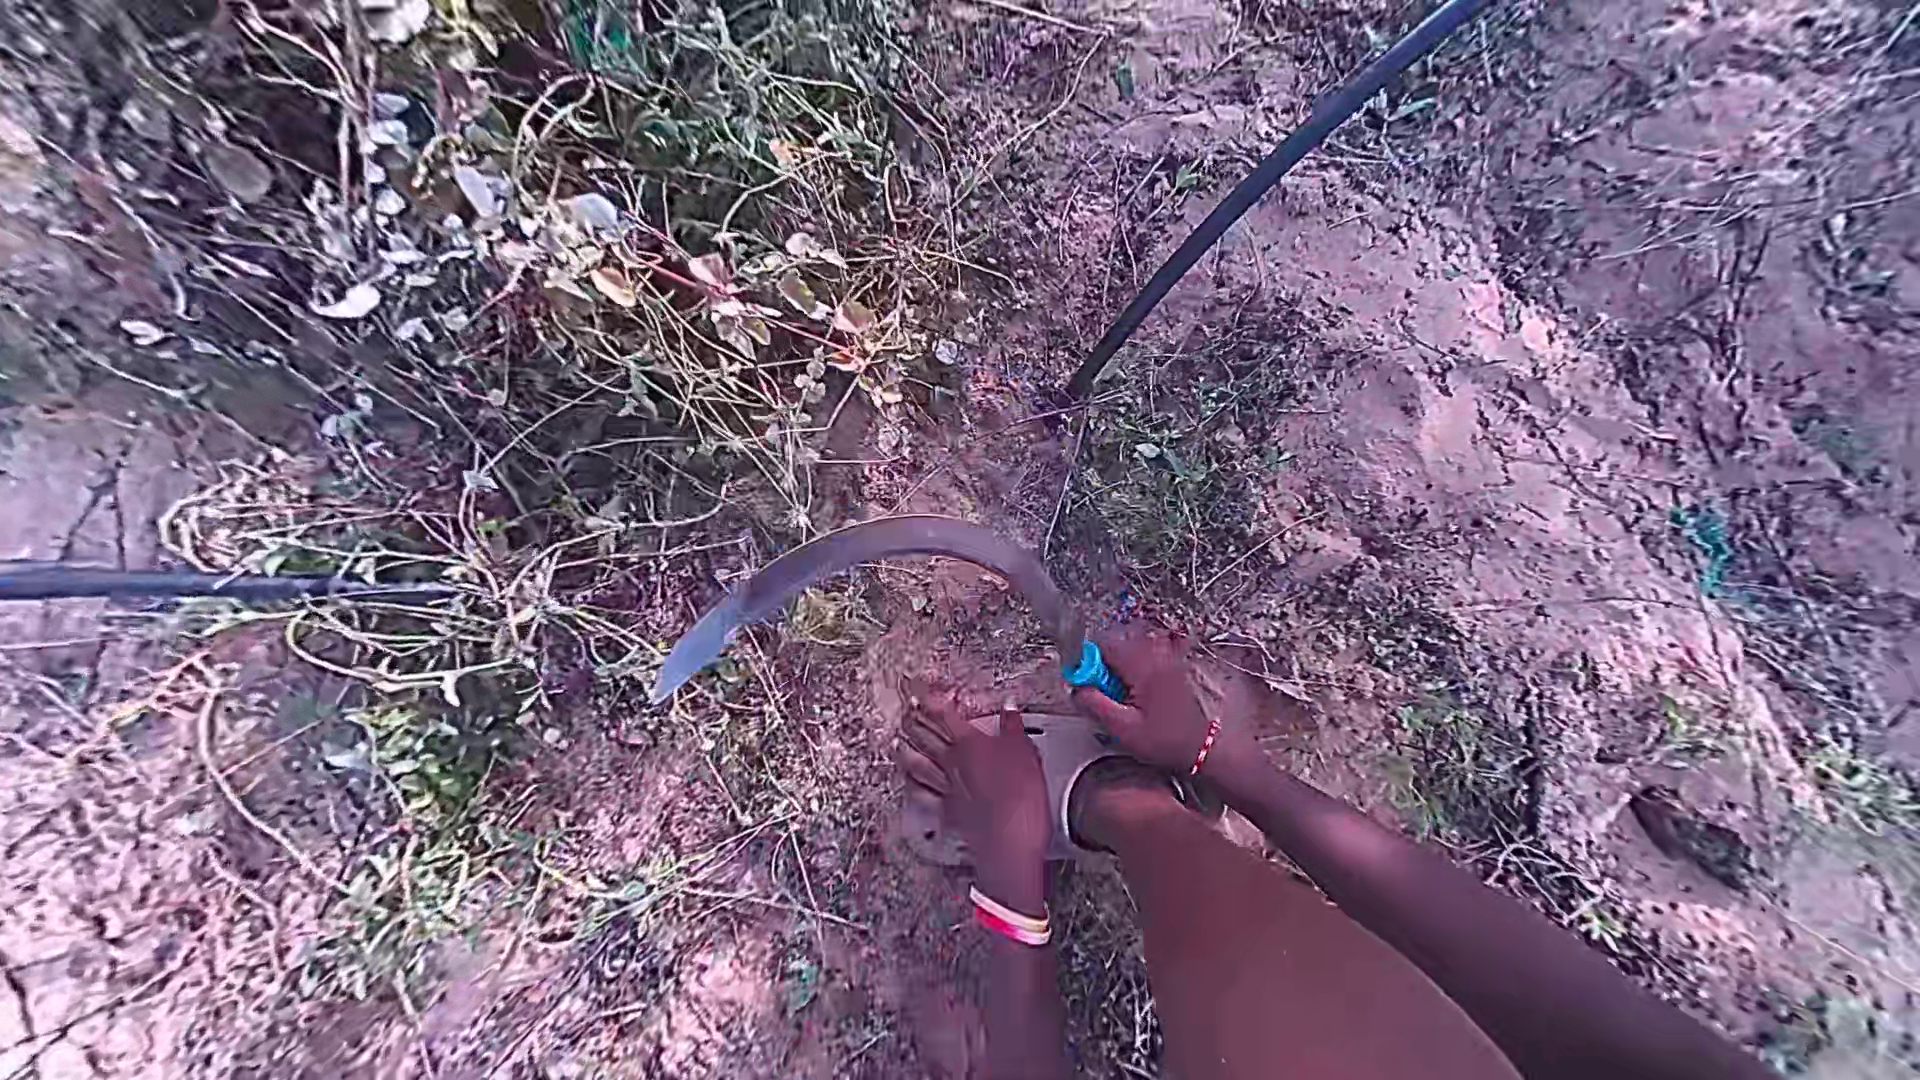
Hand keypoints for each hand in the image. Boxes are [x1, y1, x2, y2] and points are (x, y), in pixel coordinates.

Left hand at [898, 685, 1049, 896]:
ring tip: (896, 743)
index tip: (918, 690)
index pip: (944, 714)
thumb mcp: (1024, 753)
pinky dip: (914, 788)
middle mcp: (952, 764)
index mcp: (969, 744)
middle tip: (904, 710)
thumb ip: (1013, 727)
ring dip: (905, 752)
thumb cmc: (1019, 797)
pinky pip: (923, 796)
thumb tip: (1010, 708)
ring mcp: (946, 789)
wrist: (1010, 844)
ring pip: (917, 765)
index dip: (929, 700)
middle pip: (925, 736)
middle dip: (912, 721)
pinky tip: (909, 785)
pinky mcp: (947, 813)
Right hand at [1071, 630, 1263, 784]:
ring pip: (1132, 654)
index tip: (1087, 683)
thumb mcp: (1124, 729)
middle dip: (1105, 669)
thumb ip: (1095, 705)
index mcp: (1143, 666)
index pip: (1104, 645)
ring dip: (1122, 672)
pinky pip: (1149, 661)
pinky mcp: (1179, 668)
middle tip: (1108, 696)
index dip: (1089, 663)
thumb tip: (1076, 689)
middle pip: (1117, 647)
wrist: (1212, 752)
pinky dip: (1139, 675)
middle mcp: (1158, 656)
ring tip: (1128, 701)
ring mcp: (1171, 660)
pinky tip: (1144, 699)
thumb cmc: (1171, 743)